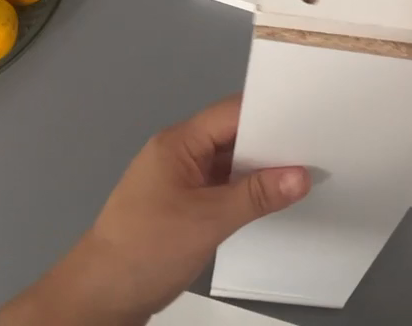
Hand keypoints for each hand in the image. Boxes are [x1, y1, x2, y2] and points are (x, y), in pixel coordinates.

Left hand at [0, 96, 308, 325]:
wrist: (96, 299)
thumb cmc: (147, 248)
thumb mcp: (207, 221)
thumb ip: (256, 195)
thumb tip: (302, 175)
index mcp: (178, 142)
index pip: (231, 113)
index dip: (269, 112)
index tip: (309, 115)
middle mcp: (178, 153)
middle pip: (230, 135)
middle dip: (269, 141)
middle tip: (315, 144)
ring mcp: (177, 180)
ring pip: (226, 162)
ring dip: (256, 169)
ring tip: (303, 169)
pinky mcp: (179, 206)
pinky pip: (218, 186)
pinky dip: (242, 190)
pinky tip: (270, 199)